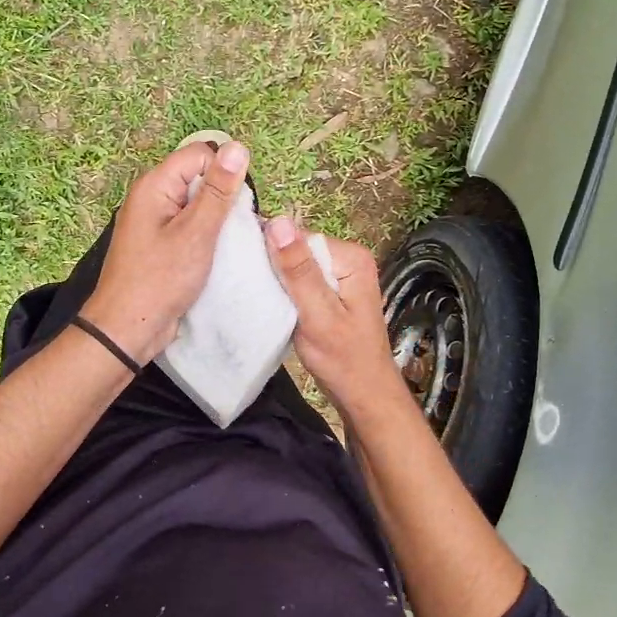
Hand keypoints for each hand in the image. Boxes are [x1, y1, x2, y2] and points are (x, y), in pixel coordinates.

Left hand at [79, 140, 250, 363]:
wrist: (127, 329)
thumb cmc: (160, 280)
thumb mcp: (196, 233)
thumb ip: (218, 191)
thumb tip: (238, 148)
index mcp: (154, 186)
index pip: (200, 154)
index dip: (225, 172)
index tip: (237, 205)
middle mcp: (152, 197)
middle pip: (199, 178)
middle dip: (223, 197)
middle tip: (234, 228)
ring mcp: (155, 222)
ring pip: (198, 205)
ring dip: (217, 220)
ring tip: (229, 243)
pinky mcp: (161, 244)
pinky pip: (190, 227)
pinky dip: (207, 236)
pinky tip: (219, 255)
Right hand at [263, 216, 404, 412]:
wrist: (363, 395)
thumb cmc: (343, 359)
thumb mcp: (317, 314)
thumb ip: (299, 270)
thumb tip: (278, 221)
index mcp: (350, 257)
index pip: (298, 237)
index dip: (272, 254)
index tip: (252, 276)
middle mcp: (348, 258)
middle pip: (296, 249)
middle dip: (275, 269)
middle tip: (256, 293)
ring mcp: (340, 275)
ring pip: (295, 266)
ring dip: (278, 283)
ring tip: (263, 300)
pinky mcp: (330, 291)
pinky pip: (300, 281)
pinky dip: (286, 293)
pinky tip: (275, 307)